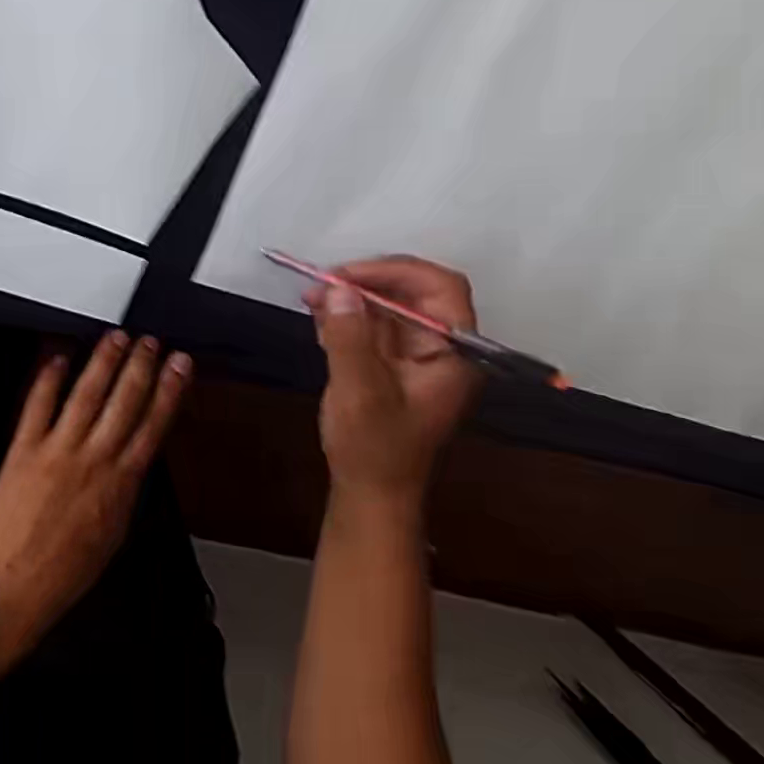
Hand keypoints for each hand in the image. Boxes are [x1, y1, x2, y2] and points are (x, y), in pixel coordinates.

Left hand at [0, 331, 192, 679]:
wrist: (19, 580)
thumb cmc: (68, 566)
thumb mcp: (114, 529)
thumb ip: (124, 487)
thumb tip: (132, 458)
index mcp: (121, 482)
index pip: (153, 424)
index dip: (169, 390)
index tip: (179, 365)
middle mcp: (94, 460)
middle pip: (125, 402)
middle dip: (141, 366)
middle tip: (151, 341)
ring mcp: (58, 451)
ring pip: (87, 395)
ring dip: (104, 363)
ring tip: (116, 338)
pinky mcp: (24, 449)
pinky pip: (38, 405)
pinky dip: (49, 379)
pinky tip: (59, 357)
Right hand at [304, 256, 481, 513]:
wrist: (372, 492)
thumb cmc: (374, 447)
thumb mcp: (359, 391)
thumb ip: (349, 337)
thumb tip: (338, 289)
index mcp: (452, 352)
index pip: (440, 288)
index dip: (395, 271)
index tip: (347, 276)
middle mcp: (440, 347)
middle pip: (413, 292)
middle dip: (366, 282)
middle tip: (320, 285)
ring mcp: (414, 356)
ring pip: (388, 307)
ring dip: (350, 297)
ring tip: (310, 298)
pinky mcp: (390, 364)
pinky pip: (372, 326)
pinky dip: (345, 316)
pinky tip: (319, 318)